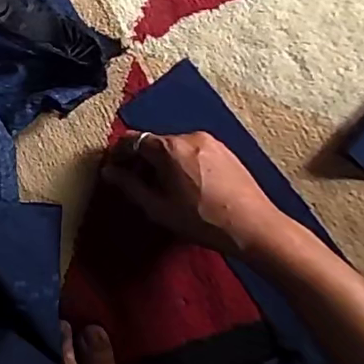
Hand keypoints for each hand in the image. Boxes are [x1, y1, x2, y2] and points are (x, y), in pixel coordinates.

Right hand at [100, 130, 281, 255]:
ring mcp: (210, 142)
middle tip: (136, 184)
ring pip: (174, 147)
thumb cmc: (202, 220)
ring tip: (163, 189)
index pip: (132, 140)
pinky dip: (181, 163)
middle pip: (154, 142)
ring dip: (162, 162)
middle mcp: (189, 137)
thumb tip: (109, 172)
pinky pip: (193, 151)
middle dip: (141, 160)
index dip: (118, 154)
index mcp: (169, 148)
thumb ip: (129, 186)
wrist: (254, 227)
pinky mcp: (225, 151)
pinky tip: (186, 187)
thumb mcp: (157, 207)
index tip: (113, 169)